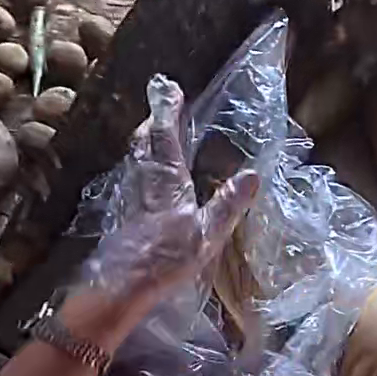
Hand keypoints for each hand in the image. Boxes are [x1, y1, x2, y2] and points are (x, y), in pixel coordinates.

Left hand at [71, 77, 258, 350]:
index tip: (170, 89)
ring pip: (135, 159)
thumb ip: (228, 203)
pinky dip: (140, 167)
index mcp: (167, 180)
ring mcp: (130, 197)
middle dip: (152, 122)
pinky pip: (132, 179)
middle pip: (144, 142)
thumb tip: (252, 174)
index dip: (167, 110)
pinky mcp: (124, 215)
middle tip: (160, 109)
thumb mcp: (207, 234)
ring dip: (144, 142)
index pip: (165, 136)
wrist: (123, 286)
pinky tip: (144, 178)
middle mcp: (144, 181)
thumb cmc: (167, 259)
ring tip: (152, 135)